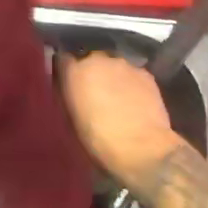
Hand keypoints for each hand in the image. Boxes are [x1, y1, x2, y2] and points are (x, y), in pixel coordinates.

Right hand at [59, 51, 189, 183]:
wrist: (141, 149)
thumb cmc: (99, 139)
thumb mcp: (71, 118)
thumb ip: (69, 95)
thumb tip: (71, 88)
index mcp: (74, 71)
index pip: (63, 59)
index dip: (66, 70)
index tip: (69, 81)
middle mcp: (97, 60)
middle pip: (91, 59)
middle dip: (92, 72)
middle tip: (95, 91)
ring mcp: (123, 64)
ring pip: (113, 66)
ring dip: (112, 76)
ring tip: (118, 96)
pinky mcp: (145, 74)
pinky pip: (133, 74)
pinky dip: (131, 84)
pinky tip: (135, 100)